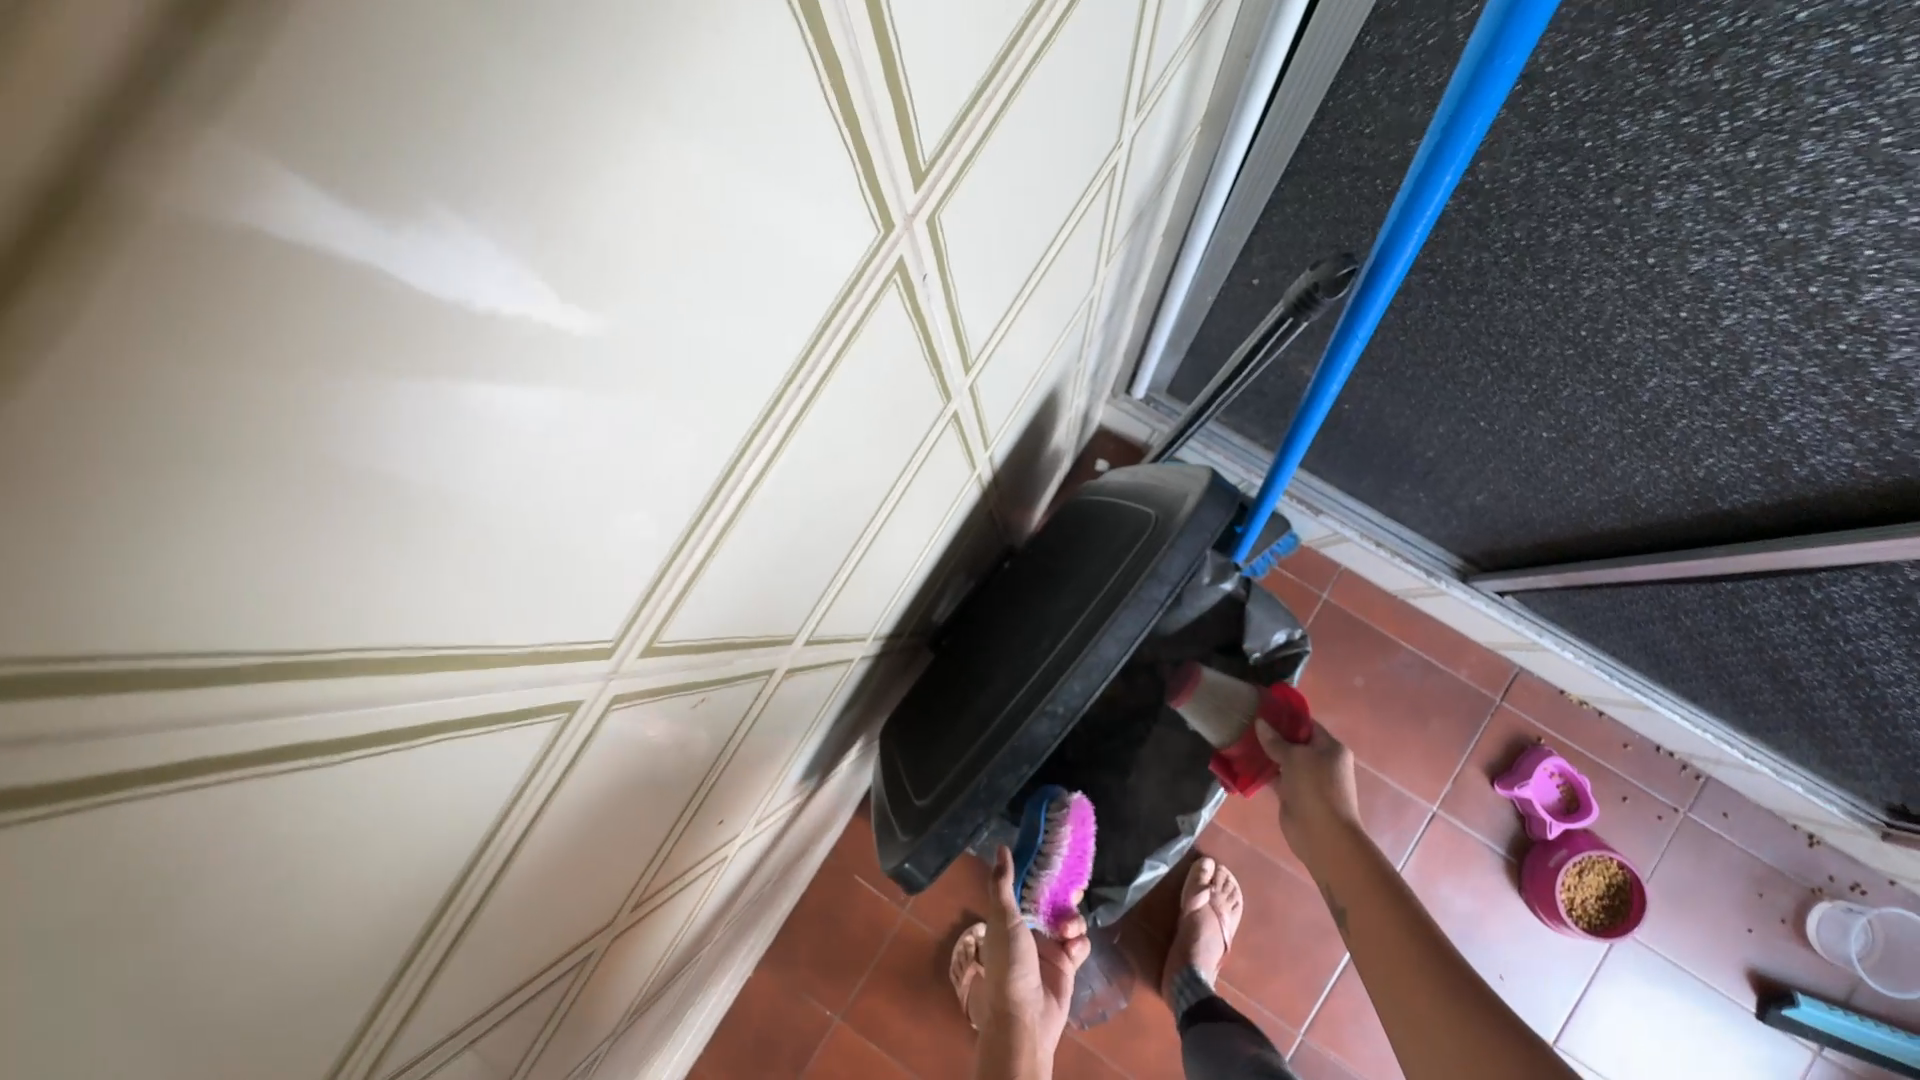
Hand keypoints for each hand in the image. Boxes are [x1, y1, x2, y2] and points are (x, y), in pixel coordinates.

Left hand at [980, 846, 1090, 1058]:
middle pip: (1052, 904)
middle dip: (1064, 897)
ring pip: (1068, 922)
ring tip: (1067, 932)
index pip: (1027, 889)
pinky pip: (1079, 945)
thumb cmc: (1008, 964)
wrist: (1026, 1016)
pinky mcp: (1066, 966)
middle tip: (1073, 892)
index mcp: (1010, 918)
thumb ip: (1003, 883)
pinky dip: (1079, 944)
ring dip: (1072, 921)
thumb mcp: (1002, 918)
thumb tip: (1001, 847)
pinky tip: (1072, 951)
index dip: (1041, 875)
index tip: (1054, 860)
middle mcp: (1029, 931)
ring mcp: (1049, 949)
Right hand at [1257, 718, 1362, 866]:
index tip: (1263, 709)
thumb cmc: (1315, 788)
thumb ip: (1276, 740)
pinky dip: (1263, 771)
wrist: (1321, 833)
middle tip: (1247, 723)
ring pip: (1284, 760)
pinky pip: (1277, 777)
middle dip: (1273, 734)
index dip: (1287, 717)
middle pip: (1295, 742)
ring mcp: (1307, 780)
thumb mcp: (1295, 757)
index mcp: (1331, 748)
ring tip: (1241, 740)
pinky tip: (1243, 763)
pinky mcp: (1294, 795)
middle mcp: (1321, 762)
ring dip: (1266, 753)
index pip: (1308, 725)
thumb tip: (1260, 722)